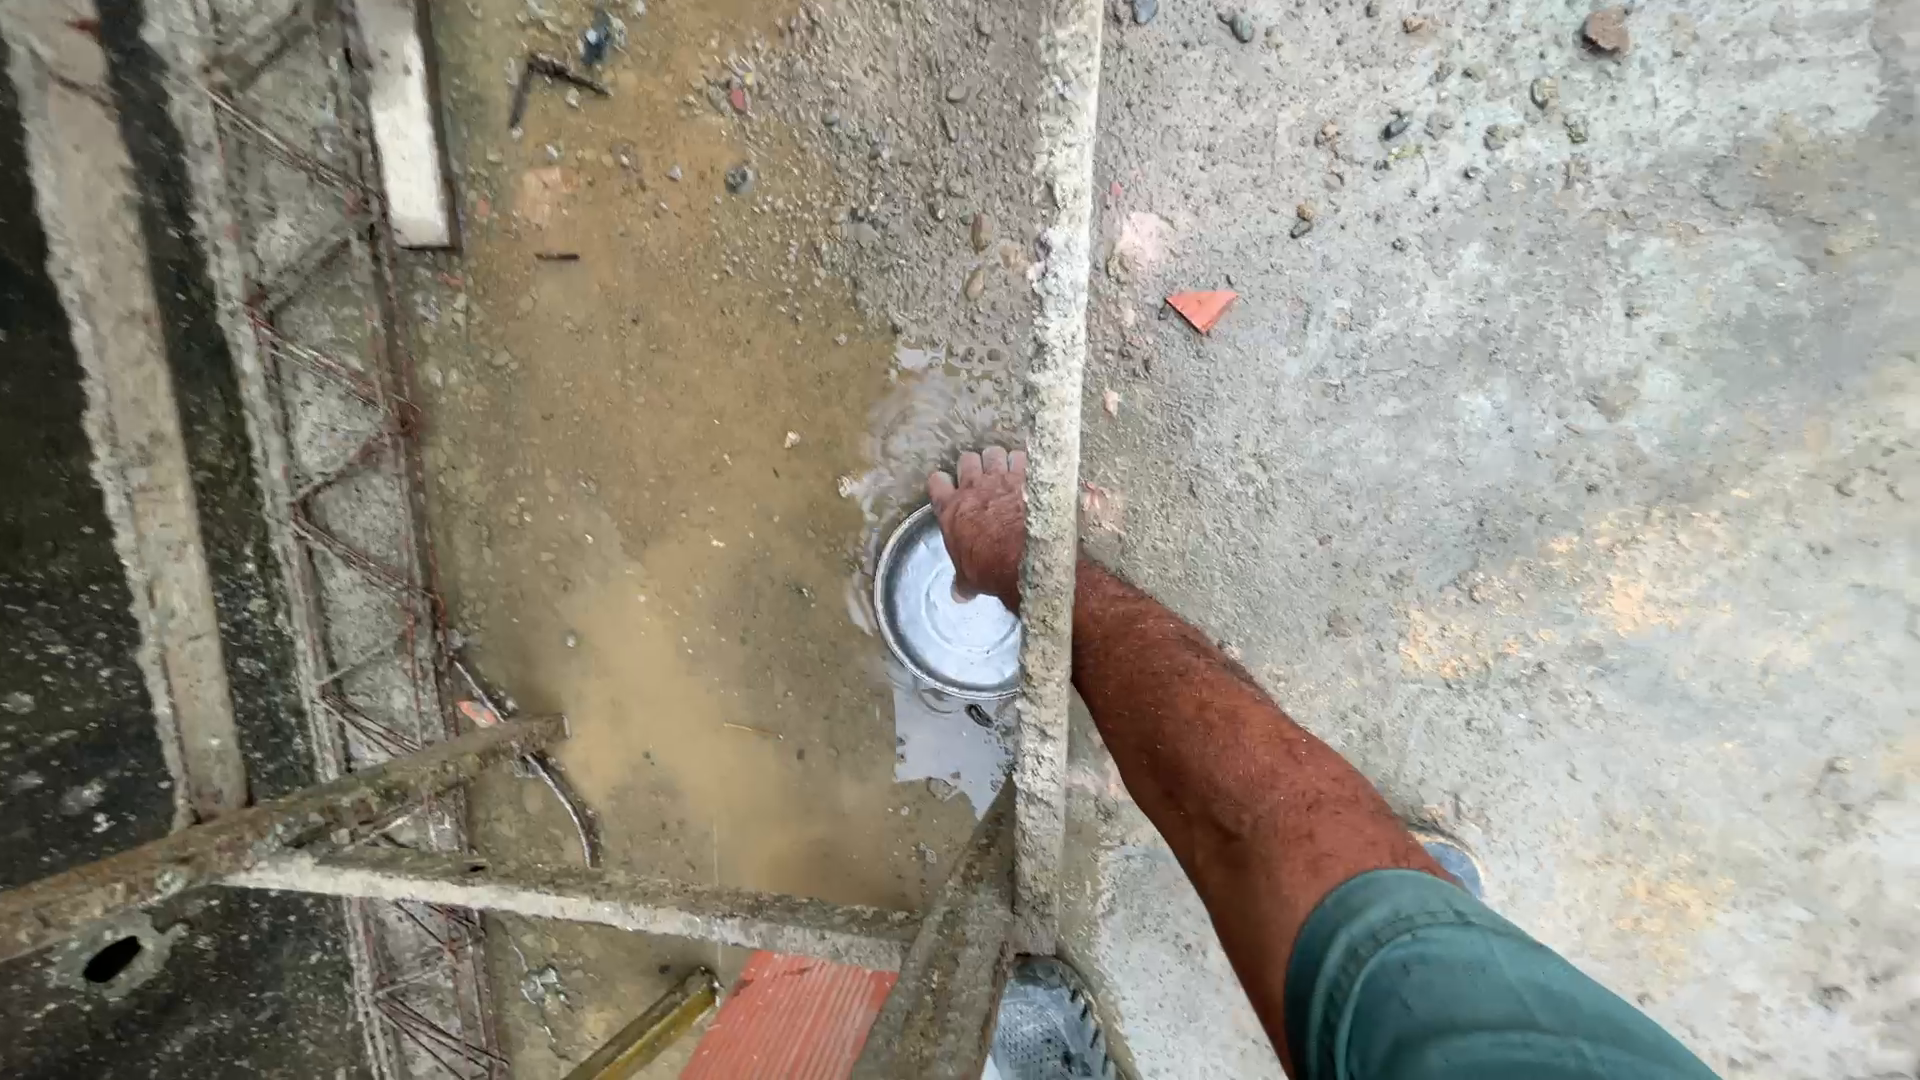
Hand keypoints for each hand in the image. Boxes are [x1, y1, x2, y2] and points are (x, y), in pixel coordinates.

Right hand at [927, 447, 1027, 610]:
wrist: (1025, 560)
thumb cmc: (991, 569)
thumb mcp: (969, 578)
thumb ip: (962, 581)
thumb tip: (958, 594)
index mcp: (951, 509)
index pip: (937, 481)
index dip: (944, 483)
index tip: (951, 488)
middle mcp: (973, 488)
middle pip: (966, 459)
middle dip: (975, 465)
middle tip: (983, 478)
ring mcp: (1000, 478)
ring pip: (994, 452)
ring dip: (1000, 460)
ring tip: (1008, 471)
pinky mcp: (1026, 476)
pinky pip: (1022, 456)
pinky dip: (1024, 462)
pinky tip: (1030, 471)